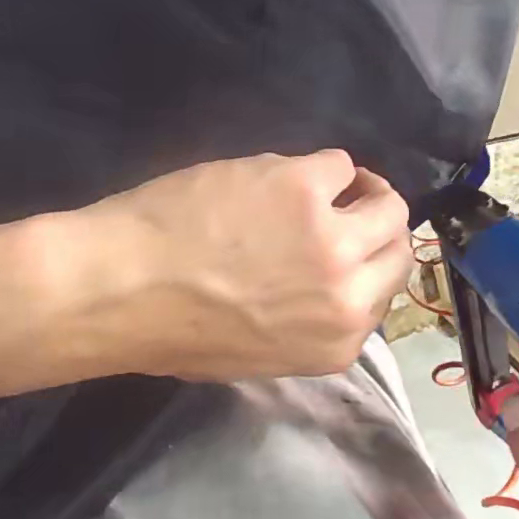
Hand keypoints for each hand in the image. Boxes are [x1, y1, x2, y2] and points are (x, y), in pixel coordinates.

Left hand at [83, 150, 413, 381]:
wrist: (119, 289)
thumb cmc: (174, 328)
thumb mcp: (259, 354)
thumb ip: (310, 326)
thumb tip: (327, 287)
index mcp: (337, 343)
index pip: (384, 297)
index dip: (366, 269)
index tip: (348, 252)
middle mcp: (349, 294)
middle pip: (398, 249)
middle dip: (377, 230)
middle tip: (348, 211)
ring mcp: (332, 237)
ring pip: (386, 203)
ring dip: (359, 193)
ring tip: (321, 189)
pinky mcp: (304, 188)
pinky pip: (338, 163)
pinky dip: (320, 168)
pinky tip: (282, 176)